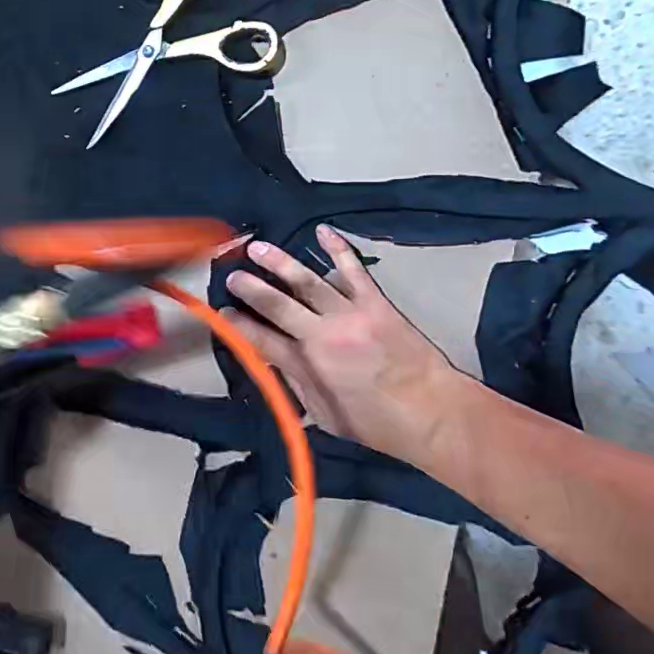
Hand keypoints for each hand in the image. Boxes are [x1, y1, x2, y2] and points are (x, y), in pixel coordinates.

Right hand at [223, 225, 471, 466]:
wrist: (431, 411)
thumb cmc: (376, 423)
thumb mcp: (325, 415)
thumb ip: (297, 386)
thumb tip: (275, 364)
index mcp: (307, 365)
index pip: (260, 340)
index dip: (237, 325)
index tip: (221, 312)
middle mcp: (321, 335)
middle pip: (277, 305)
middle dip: (251, 288)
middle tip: (231, 274)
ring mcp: (349, 314)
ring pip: (307, 281)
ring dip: (280, 263)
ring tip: (257, 247)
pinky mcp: (374, 302)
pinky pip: (353, 269)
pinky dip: (338, 248)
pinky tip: (323, 231)